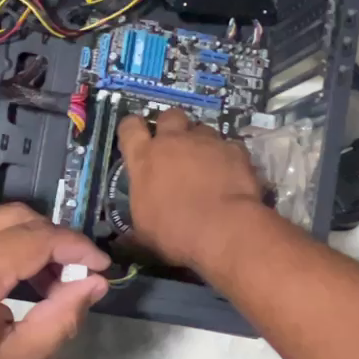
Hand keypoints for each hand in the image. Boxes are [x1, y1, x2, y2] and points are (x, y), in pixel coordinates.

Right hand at [117, 109, 270, 271]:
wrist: (223, 230)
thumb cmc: (174, 233)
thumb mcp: (144, 234)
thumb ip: (136, 226)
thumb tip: (123, 242)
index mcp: (144, 158)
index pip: (130, 126)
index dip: (132, 129)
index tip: (137, 139)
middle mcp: (174, 141)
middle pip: (170, 116)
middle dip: (172, 127)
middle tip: (175, 147)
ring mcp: (206, 142)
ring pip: (202, 128)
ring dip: (201, 141)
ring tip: (206, 162)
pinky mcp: (234, 149)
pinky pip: (229, 145)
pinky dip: (227, 156)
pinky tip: (230, 173)